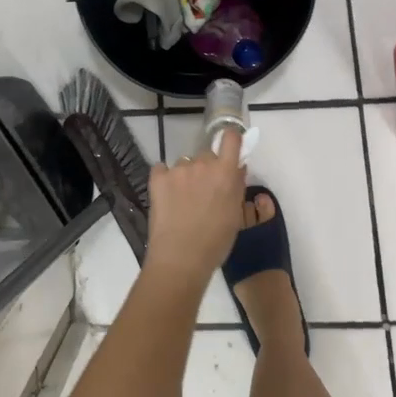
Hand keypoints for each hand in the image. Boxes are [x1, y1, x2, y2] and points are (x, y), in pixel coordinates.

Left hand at [143, 128, 245, 282]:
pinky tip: (167, 198)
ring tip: (183, 201)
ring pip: (185, 163)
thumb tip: (236, 168)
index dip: (230, 140)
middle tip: (204, 191)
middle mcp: (202, 164)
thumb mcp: (235, 216)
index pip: (230, 138)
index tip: (229, 149)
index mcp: (225, 172)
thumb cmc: (215, 242)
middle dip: (207, 168)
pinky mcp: (158, 177)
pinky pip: (163, 170)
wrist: (180, 258)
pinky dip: (165, 179)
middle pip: (206, 154)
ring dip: (186, 176)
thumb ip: (236, 187)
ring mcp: (178, 169)